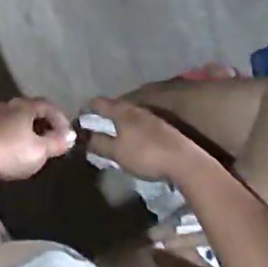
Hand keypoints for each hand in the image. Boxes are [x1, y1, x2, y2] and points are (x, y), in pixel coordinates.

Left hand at [0, 97, 75, 184]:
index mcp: (23, 106)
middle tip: (57, 139)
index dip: (61, 118)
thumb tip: (70, 135)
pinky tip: (20, 149)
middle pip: (32, 109)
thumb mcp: (40, 150)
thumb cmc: (11, 152)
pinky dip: (20, 134)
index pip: (47, 105)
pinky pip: (8, 126)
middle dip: (47, 123)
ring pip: (19, 118)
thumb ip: (57, 142)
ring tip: (41, 146)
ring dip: (33, 129)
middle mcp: (8, 105)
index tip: (70, 136)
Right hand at [81, 96, 206, 181]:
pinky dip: (136, 130)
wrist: (187, 164)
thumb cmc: (146, 155)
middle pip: (115, 107)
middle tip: (97, 128)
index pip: (98, 102)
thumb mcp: (116, 152)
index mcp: (121, 110)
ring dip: (122, 123)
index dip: (86, 108)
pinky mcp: (167, 129)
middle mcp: (136, 108)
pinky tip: (138, 142)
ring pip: (131, 115)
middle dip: (105, 116)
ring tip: (117, 136)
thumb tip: (82, 137)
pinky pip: (144, 125)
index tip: (80, 118)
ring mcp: (154, 118)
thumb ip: (98, 143)